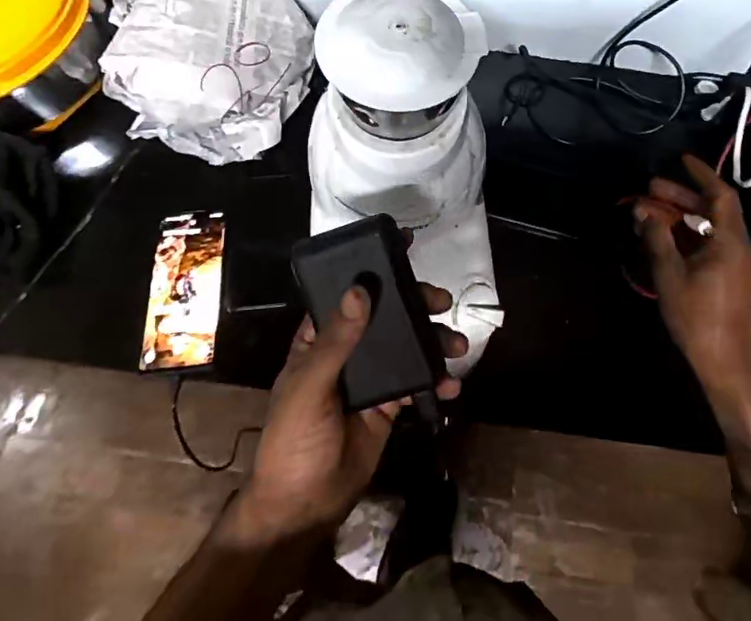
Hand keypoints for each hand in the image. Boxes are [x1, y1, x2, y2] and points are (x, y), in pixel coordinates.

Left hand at [222, 282, 466, 546]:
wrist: (304, 505)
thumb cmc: (293, 439)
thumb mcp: (308, 386)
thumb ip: (336, 341)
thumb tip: (361, 290)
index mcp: (319, 338)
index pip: (346, 292)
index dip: (372, 268)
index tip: (402, 244)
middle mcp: (348, 349)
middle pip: (386, 314)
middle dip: (416, 302)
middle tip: (440, 299)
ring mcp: (371, 376)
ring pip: (407, 344)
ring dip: (434, 339)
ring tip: (457, 345)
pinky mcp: (390, 403)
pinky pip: (418, 382)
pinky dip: (437, 379)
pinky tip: (450, 384)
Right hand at [635, 154, 750, 386]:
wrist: (724, 363)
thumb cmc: (697, 317)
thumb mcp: (669, 274)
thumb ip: (657, 238)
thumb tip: (644, 211)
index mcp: (731, 243)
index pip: (720, 196)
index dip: (701, 174)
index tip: (681, 160)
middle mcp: (741, 248)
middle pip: (712, 211)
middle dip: (680, 198)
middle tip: (648, 190)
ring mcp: (740, 265)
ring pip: (710, 229)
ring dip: (681, 218)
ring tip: (648, 213)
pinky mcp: (734, 279)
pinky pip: (712, 246)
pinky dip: (689, 237)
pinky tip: (664, 238)